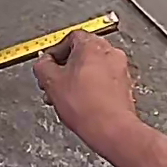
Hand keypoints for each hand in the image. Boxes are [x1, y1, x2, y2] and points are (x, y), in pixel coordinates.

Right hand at [33, 31, 142, 152]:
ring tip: (65, 96)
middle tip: (54, 82)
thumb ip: (42, 66)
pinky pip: (103, 81)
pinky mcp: (124, 86)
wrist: (110, 127)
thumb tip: (42, 63)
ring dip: (77, 80)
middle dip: (65, 69)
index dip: (54, 52)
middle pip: (81, 53)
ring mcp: (120, 69)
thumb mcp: (50, 82)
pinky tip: (81, 103)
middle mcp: (109, 52)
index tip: (47, 65)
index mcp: (91, 44)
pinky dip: (91, 88)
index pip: (69, 38)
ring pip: (93, 68)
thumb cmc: (86, 105)